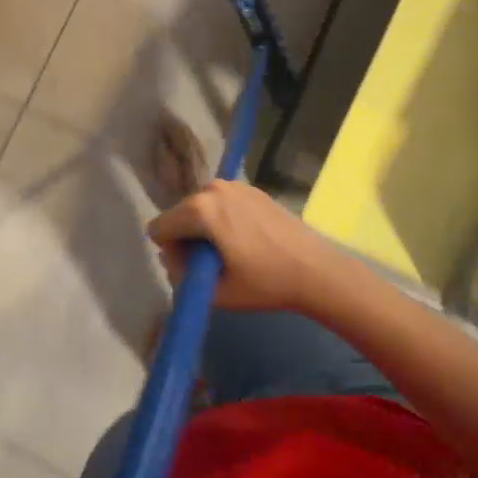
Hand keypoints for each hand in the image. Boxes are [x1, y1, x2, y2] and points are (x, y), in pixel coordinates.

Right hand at [147, 180, 346, 312]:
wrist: (317, 270)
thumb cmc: (265, 283)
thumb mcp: (216, 292)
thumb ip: (181, 277)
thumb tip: (173, 261)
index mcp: (200, 210)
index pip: (160, 227)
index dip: (171, 253)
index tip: (195, 270)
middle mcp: (213, 188)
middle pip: (180, 215)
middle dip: (187, 240)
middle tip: (212, 266)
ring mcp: (234, 185)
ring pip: (200, 209)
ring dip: (205, 230)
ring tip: (231, 254)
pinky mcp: (252, 189)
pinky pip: (221, 204)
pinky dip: (223, 220)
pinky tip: (246, 241)